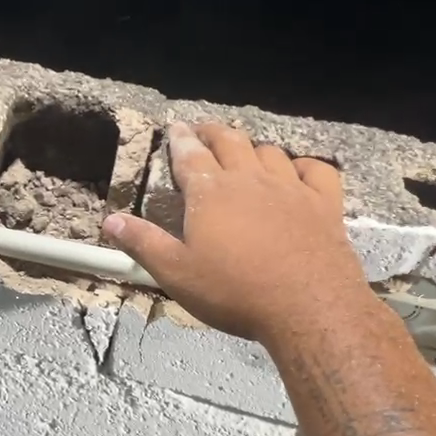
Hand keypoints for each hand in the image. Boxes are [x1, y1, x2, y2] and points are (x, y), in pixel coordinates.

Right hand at [103, 122, 369, 343]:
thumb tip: (110, 220)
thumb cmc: (234, 291)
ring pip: (269, 152)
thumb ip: (143, 243)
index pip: (190, 155)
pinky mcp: (325, 204)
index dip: (179, 139)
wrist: (308, 308)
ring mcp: (291, 188)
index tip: (175, 128)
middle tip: (203, 131)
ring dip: (252, 147)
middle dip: (212, 133)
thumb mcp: (176, 273)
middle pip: (230, 142)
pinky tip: (296, 172)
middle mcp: (250, 180)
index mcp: (211, 193)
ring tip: (244, 152)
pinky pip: (316, 169)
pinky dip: (303, 165)